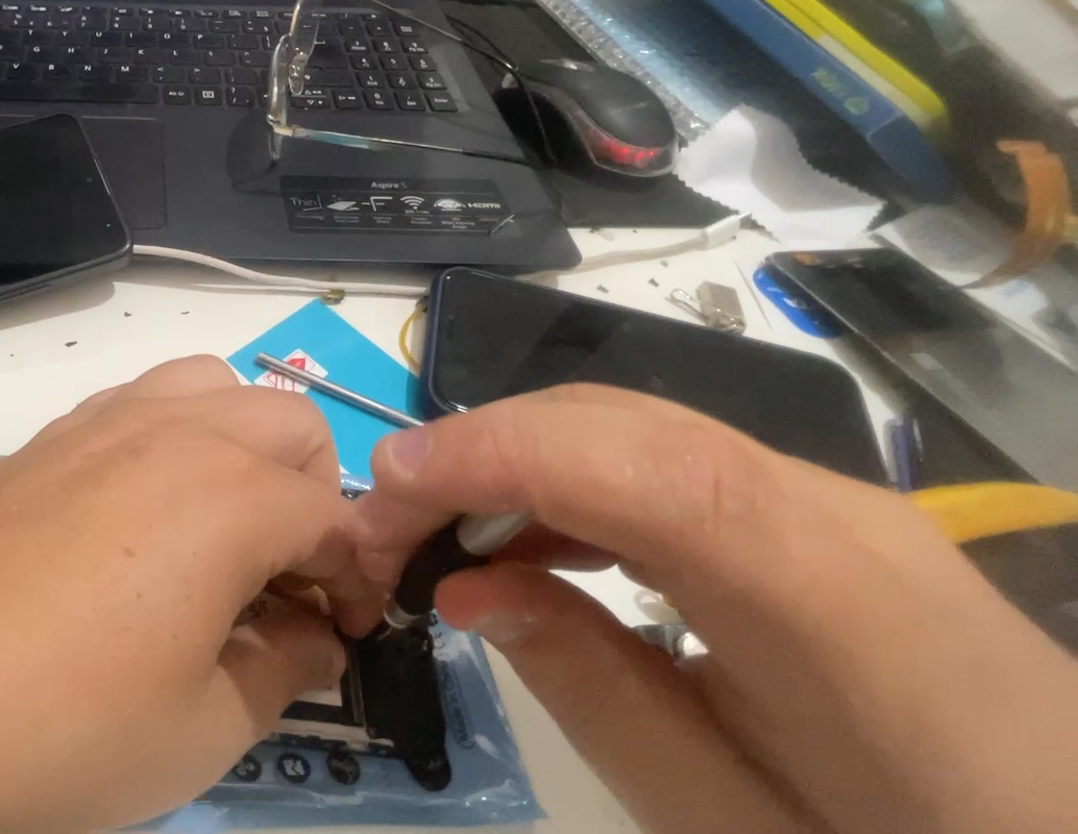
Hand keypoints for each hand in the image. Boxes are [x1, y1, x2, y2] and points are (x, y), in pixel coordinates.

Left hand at [0, 355, 372, 831]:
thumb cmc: (48, 723)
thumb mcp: (194, 732)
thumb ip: (280, 673)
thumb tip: (314, 635)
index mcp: (231, 495)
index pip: (337, 517)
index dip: (358, 577)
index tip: (345, 632)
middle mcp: (177, 430)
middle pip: (291, 427)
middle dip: (312, 499)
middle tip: (282, 585)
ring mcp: (105, 420)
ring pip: (215, 388)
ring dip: (245, 449)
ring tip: (218, 533)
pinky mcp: (49, 433)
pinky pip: (143, 401)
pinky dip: (176, 437)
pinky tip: (140, 516)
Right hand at [354, 385, 1077, 833]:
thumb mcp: (728, 822)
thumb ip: (591, 689)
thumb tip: (464, 585)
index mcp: (838, 605)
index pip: (649, 471)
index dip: (500, 454)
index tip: (386, 488)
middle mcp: (832, 511)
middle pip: (618, 426)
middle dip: (474, 454)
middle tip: (381, 528)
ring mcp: (824, 498)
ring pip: (627, 431)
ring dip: (508, 464)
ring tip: (430, 537)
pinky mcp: (805, 511)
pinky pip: (655, 464)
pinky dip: (561, 484)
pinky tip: (521, 546)